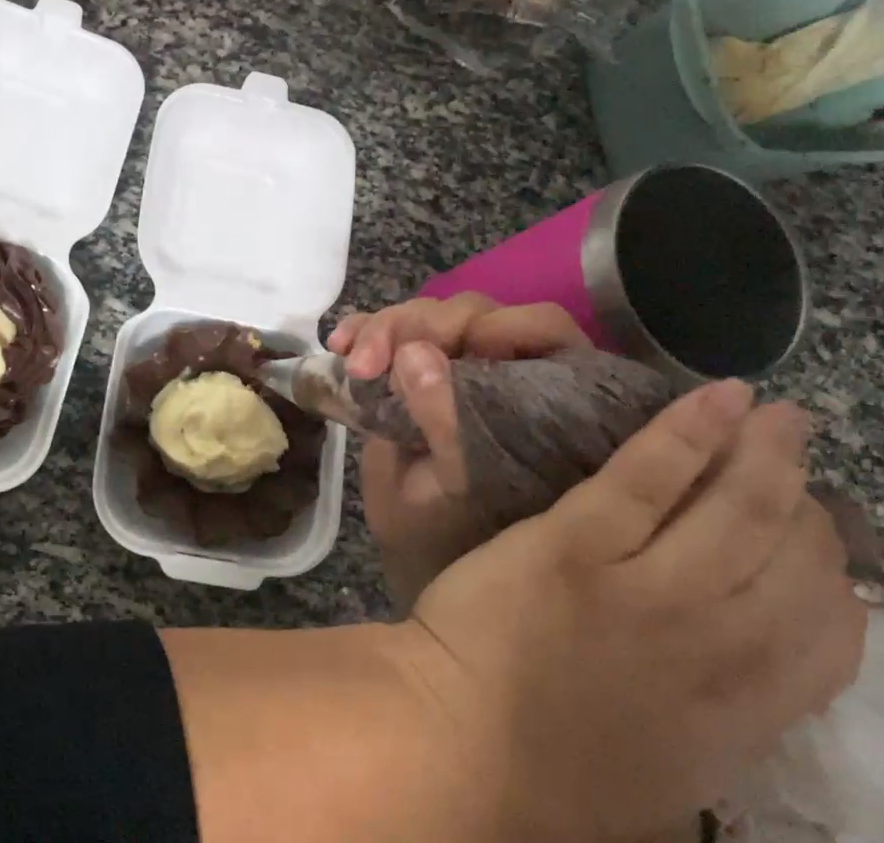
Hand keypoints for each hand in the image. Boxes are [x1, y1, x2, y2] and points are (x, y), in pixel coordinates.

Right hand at [332, 295, 590, 602]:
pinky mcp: (421, 369)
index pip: (534, 329)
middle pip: (475, 314)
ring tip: (350, 356)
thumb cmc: (446, 540)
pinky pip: (394, 331)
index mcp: (545, 403)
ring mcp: (462, 368)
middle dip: (418, 324)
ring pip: (432, 316)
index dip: (493, 325)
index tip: (446, 348)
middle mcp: (509, 374)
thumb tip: (413, 355)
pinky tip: (338, 344)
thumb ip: (442, 425)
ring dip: (385, 327)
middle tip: (368, 360)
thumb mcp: (446, 491)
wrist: (427, 569)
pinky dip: (364, 329)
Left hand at [389, 379, 867, 840]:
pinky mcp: (575, 543)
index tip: (817, 540)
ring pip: (737, 506)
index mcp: (746, 709)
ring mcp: (648, 587)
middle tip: (794, 454)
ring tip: (775, 414)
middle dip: (805, 500)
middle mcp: (719, 643)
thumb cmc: (546, 773)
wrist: (456, 743)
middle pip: (795, 556)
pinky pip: (648, 476)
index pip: (831, 630)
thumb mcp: (669, 769)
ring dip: (765, 452)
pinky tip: (719, 397)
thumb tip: (749, 682)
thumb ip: (722, 723)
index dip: (832, 574)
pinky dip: (689, 431)